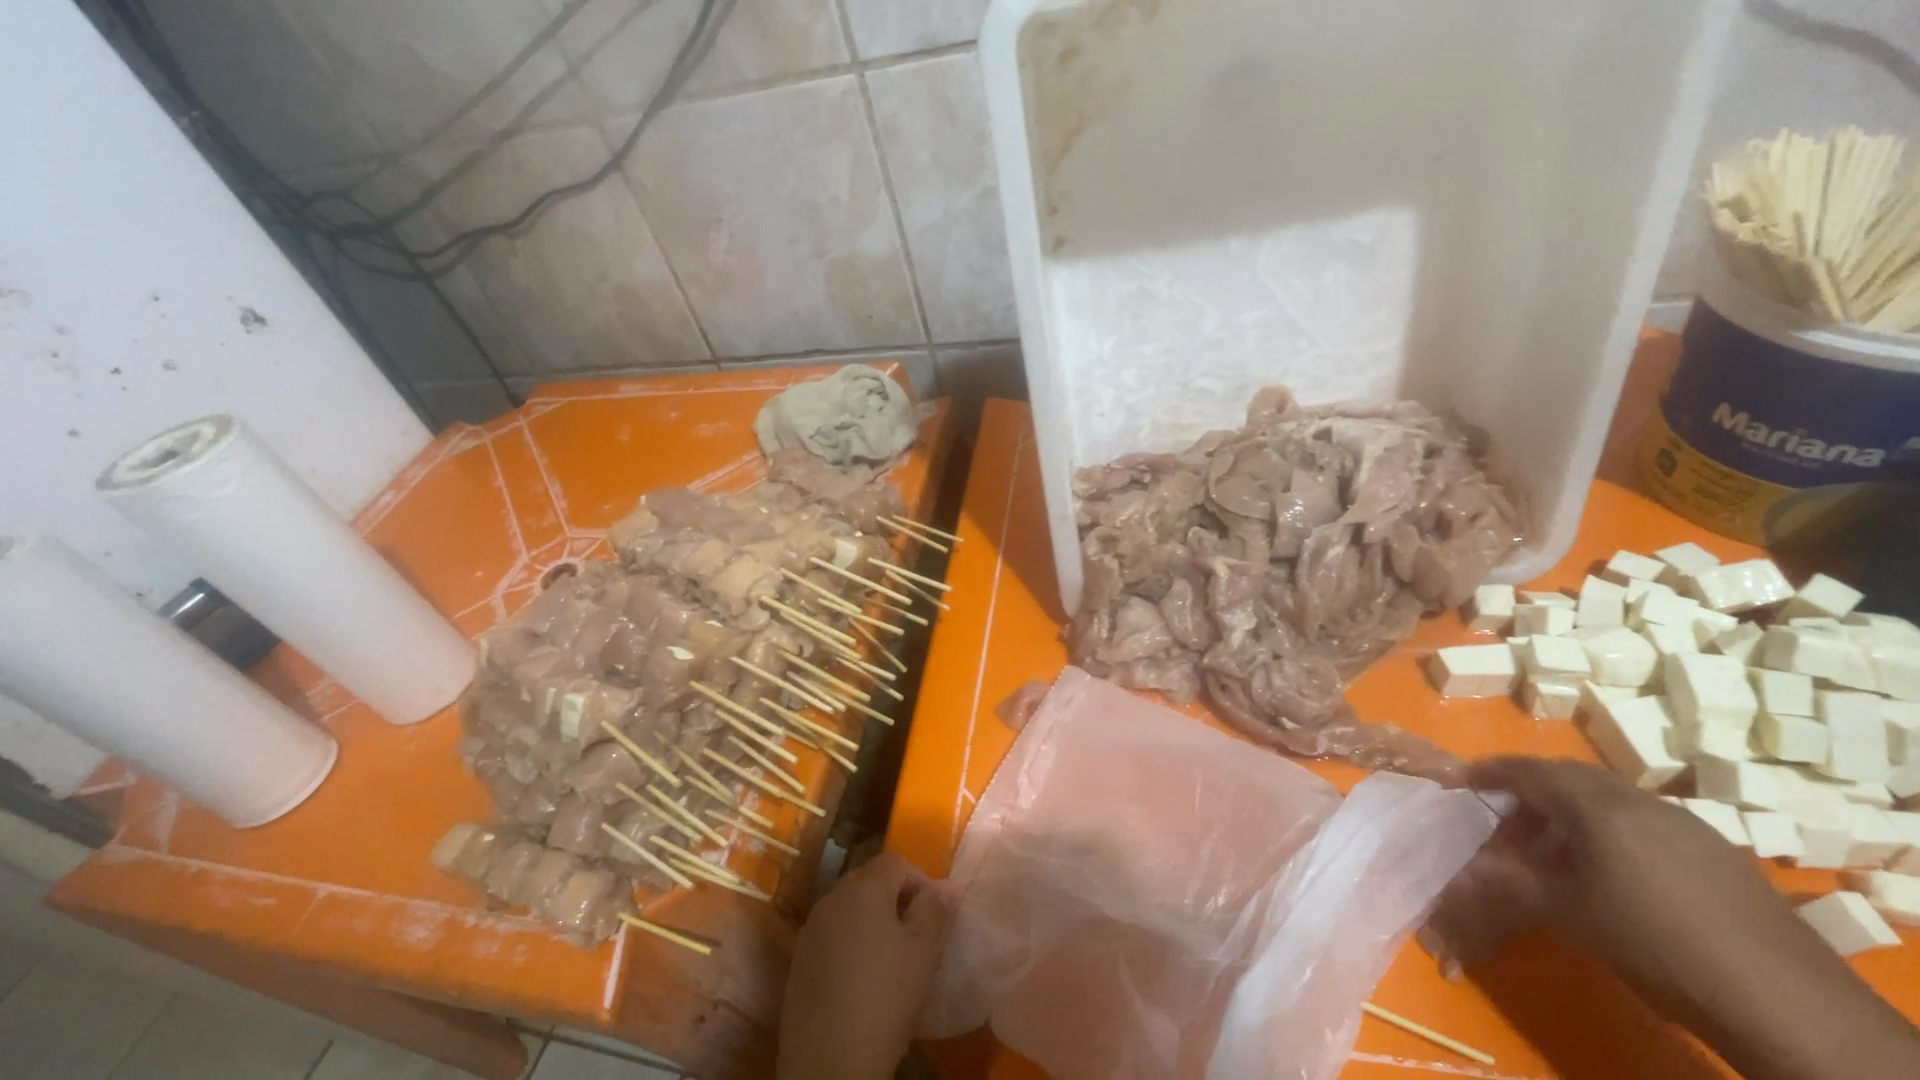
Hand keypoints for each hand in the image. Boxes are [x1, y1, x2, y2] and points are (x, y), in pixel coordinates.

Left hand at [777, 852, 952, 1079]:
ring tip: (890, 957)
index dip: (919, 879)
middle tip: (916, 933)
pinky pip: (831, 934)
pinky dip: (849, 943)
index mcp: (863, 889)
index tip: (933, 913)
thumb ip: (935, 911)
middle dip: (894, 897)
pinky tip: (861, 977)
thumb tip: (943, 886)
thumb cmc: (886, 997)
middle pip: (868, 879)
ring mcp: (810, 929)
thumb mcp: (923, 953)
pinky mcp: (799, 959)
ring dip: (871, 919)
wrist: (830, 1060)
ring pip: (848, 908)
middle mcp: (831, 899)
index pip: (894, 861)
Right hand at [1470, 756, 1919, 1079]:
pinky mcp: (1714, 852)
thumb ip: (1513, 883)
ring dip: (1569, 815)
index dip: (1489, 772)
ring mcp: (1685, 824)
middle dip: (1529, 792)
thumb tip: (1462, 870)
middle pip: (1572, 778)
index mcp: (1600, 807)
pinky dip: (1607, 833)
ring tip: (1548, 856)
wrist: (1777, 994)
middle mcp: (1641, 802)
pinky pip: (1643, 823)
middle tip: (1500, 823)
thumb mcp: (1571, 914)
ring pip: (1610, 800)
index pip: (1531, 772)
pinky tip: (1606, 875)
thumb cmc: (1653, 942)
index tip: (1457, 779)